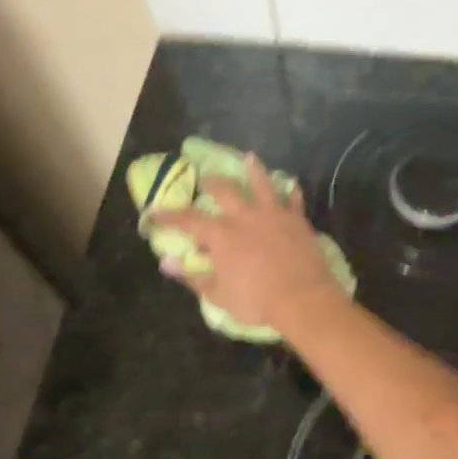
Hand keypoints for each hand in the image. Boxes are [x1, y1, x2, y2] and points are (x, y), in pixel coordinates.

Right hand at [153, 155, 346, 328]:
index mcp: (222, 235)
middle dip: (212, 183)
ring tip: (250, 157)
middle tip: (206, 178)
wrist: (302, 298)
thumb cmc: (256, 301)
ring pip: (263, 185)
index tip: (155, 213)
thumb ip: (192, 277)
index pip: (189, 220)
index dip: (170, 216)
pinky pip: (294, 200)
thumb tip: (166, 263)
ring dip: (255, 170)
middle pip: (225, 191)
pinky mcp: (297, 220)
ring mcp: (274, 215)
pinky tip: (292, 185)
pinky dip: (292, 192)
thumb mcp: (218, 294)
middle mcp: (245, 217)